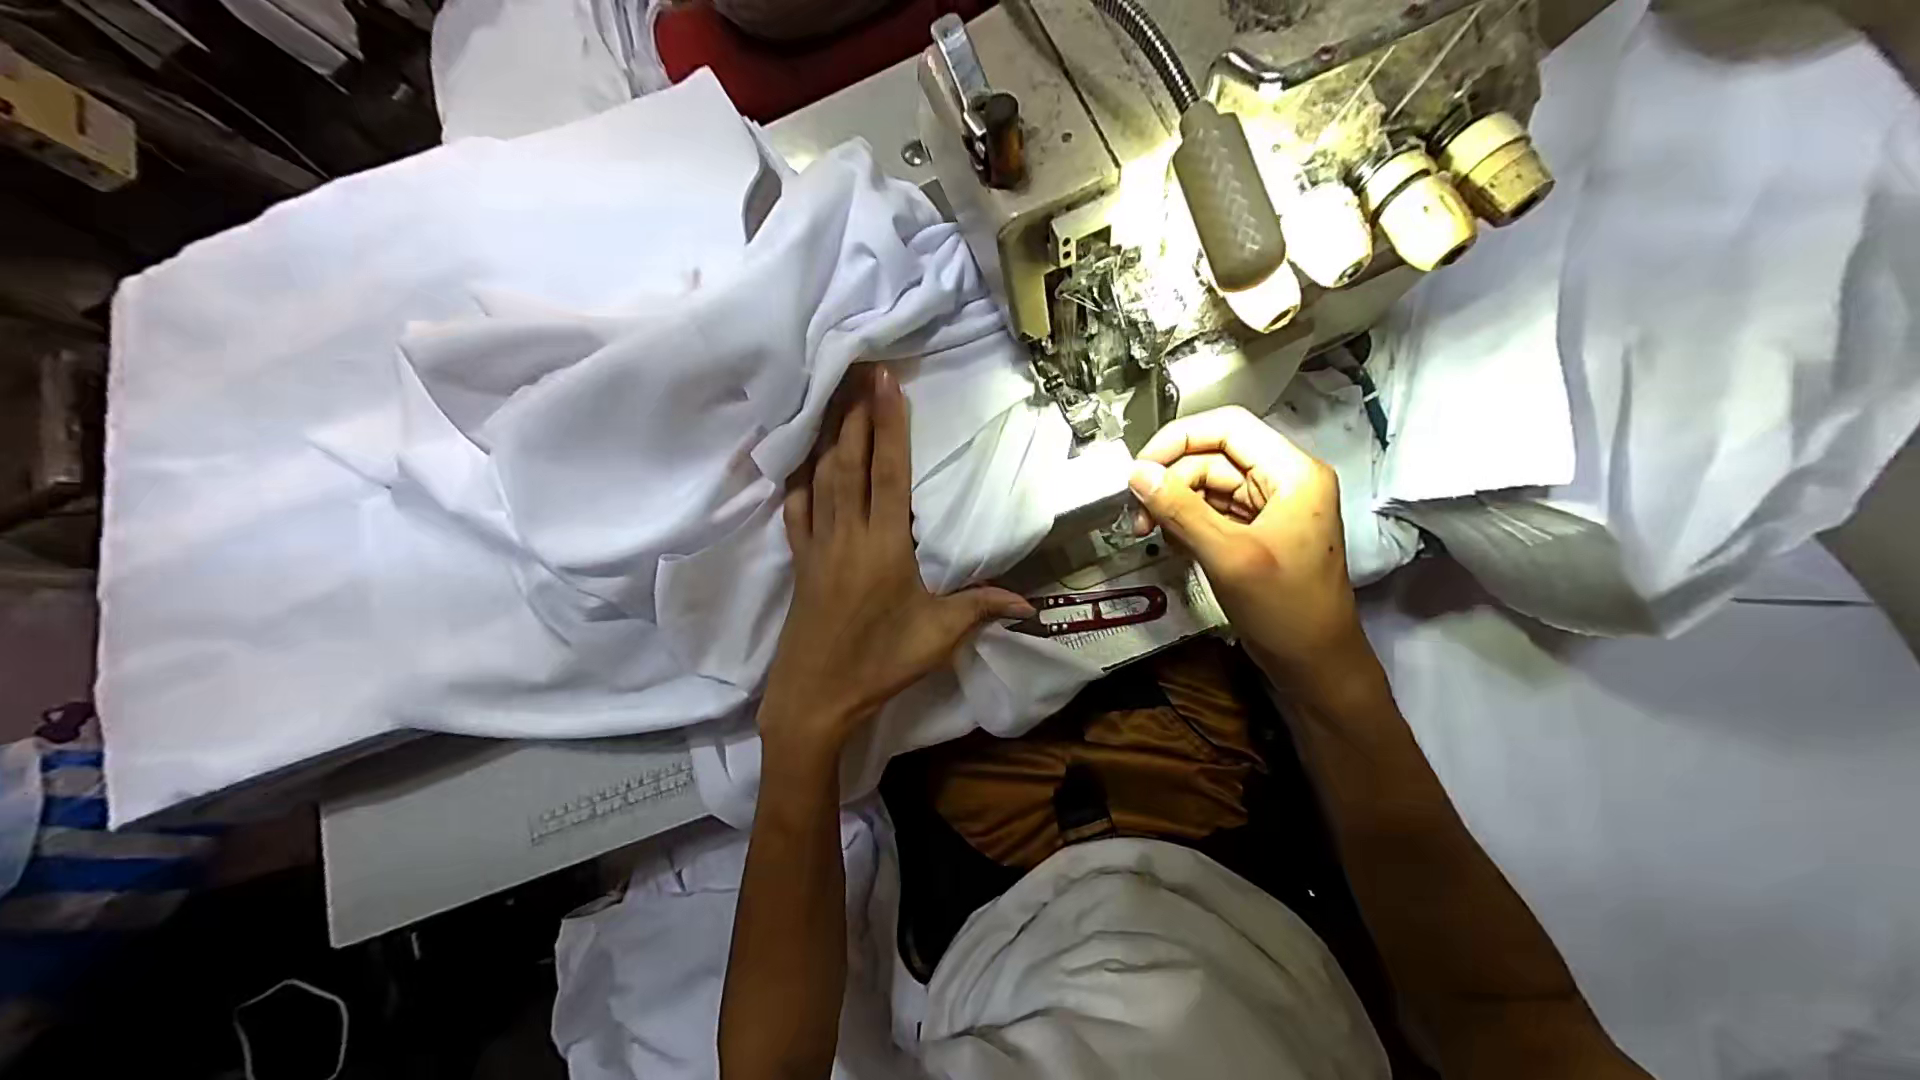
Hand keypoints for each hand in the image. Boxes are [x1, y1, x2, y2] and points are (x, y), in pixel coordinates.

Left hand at [759, 365, 1034, 764]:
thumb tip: (1032, 605)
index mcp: (884, 545)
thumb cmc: (880, 664)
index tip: (886, 381)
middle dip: (856, 411)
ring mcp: (817, 544)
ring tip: (835, 397)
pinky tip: (801, 457)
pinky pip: (796, 508)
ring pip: (821, 476)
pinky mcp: (799, 560)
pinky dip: (798, 477)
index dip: (889, 423)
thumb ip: (982, 608)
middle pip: (850, 460)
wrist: (814, 697)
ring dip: (829, 434)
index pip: (888, 471)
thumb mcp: (938, 637)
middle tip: (858, 369)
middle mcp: (847, 533)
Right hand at [1130, 406, 1367, 686]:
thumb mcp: (1228, 555)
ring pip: (1206, 485)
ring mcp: (1268, 508)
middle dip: (1170, 482)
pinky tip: (1170, 543)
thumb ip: (1180, 509)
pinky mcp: (1254, 532)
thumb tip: (1137, 474)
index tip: (1140, 469)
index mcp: (1292, 473)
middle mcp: (1282, 481)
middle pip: (1212, 457)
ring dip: (1173, 505)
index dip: (1178, 440)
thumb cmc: (1286, 610)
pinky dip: (1185, 523)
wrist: (1316, 665)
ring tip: (1148, 533)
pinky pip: (1210, 512)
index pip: (1227, 428)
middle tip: (1137, 516)